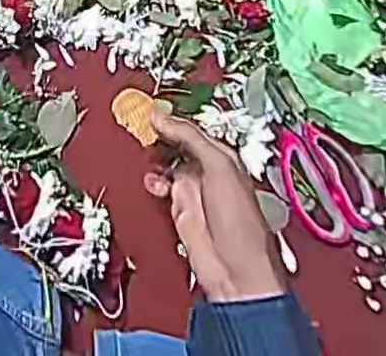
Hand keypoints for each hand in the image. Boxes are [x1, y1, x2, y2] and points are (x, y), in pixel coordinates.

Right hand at [145, 112, 284, 302]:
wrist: (237, 273)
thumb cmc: (242, 224)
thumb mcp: (218, 166)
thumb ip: (190, 138)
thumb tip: (162, 117)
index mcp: (221, 157)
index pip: (192, 130)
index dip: (173, 119)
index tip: (153, 111)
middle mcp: (206, 172)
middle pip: (177, 145)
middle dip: (160, 136)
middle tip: (144, 127)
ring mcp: (193, 192)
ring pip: (167, 164)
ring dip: (154, 157)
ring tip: (144, 151)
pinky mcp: (180, 211)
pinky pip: (162, 189)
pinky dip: (153, 181)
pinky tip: (150, 179)